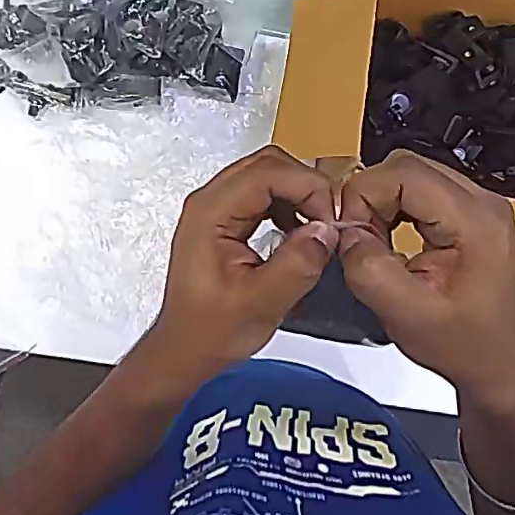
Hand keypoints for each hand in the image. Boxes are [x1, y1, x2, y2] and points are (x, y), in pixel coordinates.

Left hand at [148, 146, 338, 371]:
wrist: (186, 349)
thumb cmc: (210, 331)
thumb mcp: (261, 303)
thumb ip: (296, 265)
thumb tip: (327, 232)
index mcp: (211, 213)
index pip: (268, 172)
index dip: (308, 188)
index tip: (329, 220)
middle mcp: (211, 202)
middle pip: (269, 164)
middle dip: (306, 186)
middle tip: (327, 222)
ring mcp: (218, 208)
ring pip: (269, 175)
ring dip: (300, 195)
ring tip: (318, 229)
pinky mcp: (227, 219)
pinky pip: (265, 194)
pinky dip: (290, 205)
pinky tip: (300, 234)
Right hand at [337, 150, 514, 395]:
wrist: (490, 361)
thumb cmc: (463, 344)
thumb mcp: (406, 315)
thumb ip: (370, 270)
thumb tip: (346, 233)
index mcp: (477, 224)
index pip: (405, 174)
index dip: (364, 195)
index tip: (350, 231)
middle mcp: (483, 205)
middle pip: (407, 167)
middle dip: (370, 197)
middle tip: (360, 238)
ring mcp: (477, 205)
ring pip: (410, 173)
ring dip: (380, 201)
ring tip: (376, 242)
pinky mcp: (467, 212)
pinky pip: (419, 189)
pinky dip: (394, 207)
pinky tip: (390, 237)